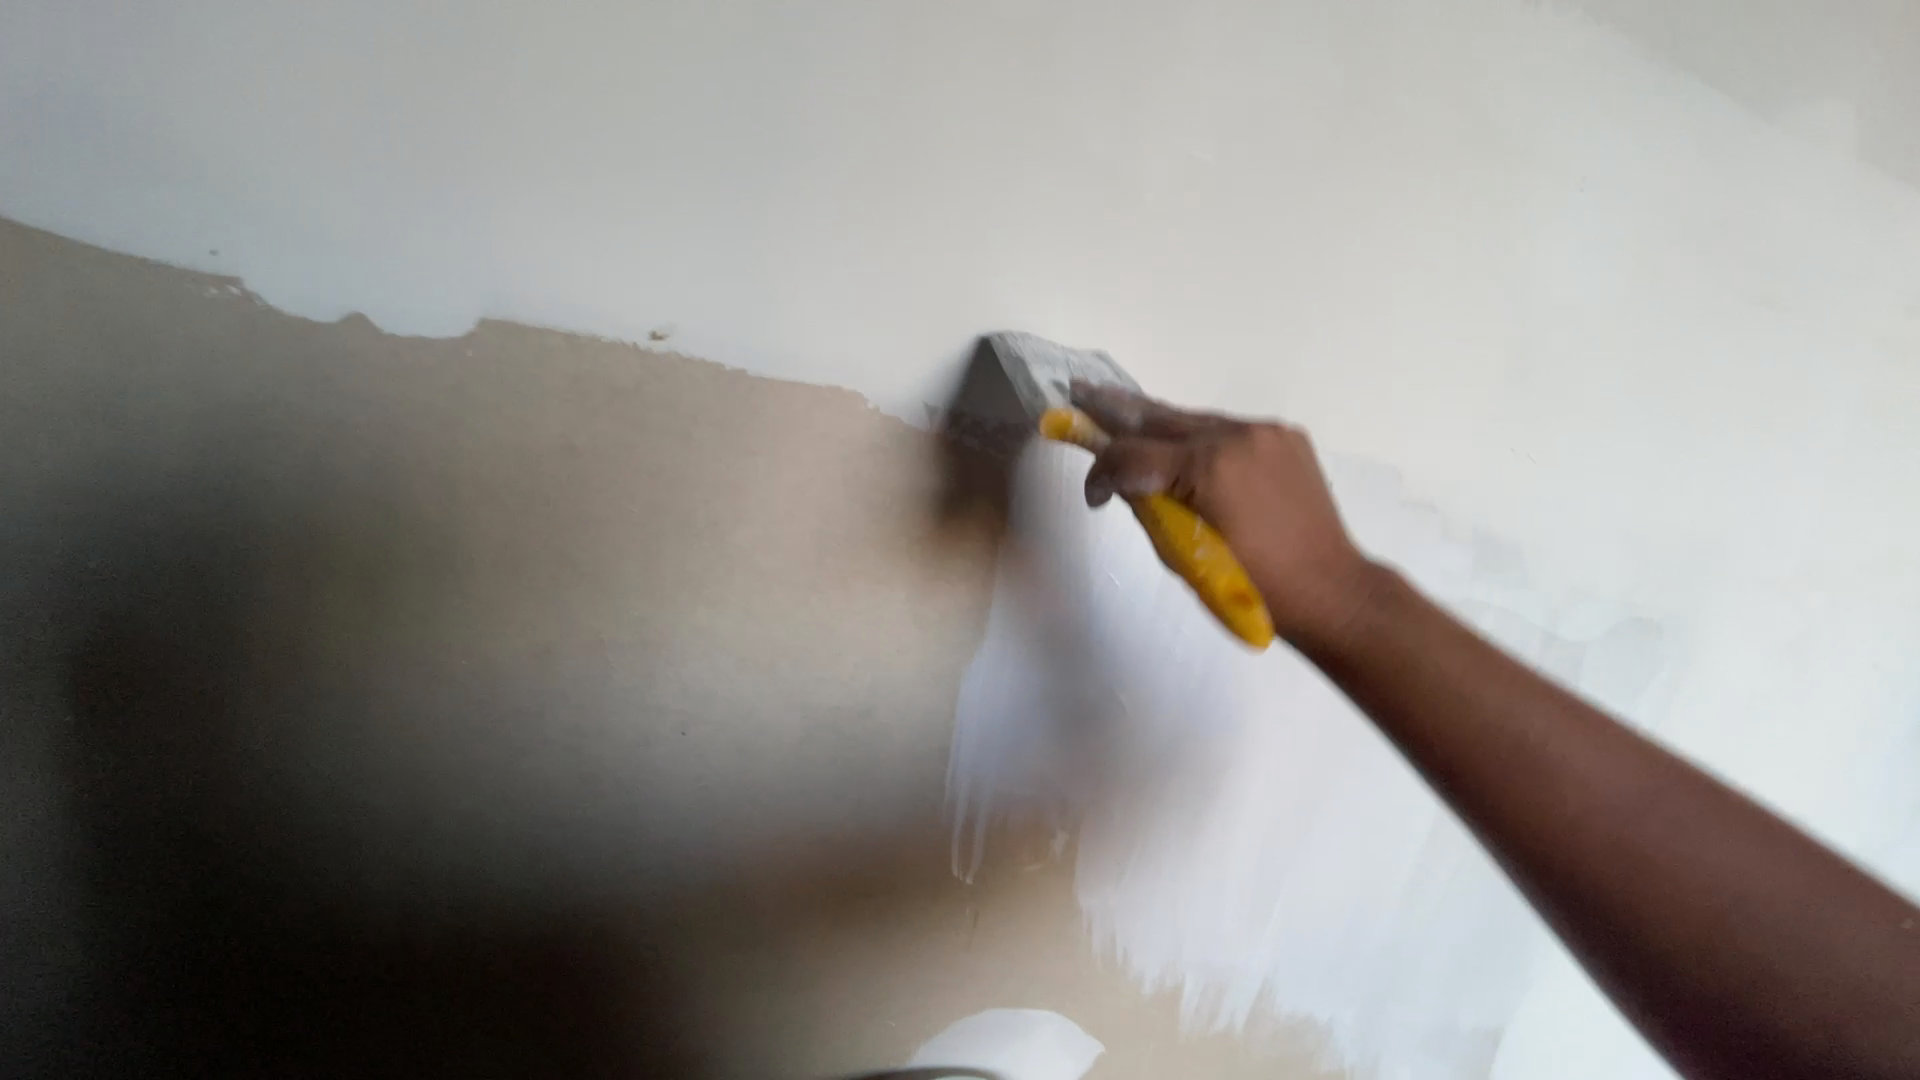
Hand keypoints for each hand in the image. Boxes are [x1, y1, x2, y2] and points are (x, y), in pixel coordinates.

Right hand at [1071, 382, 1377, 646]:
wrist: (1329, 586)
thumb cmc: (1251, 585)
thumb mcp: (1182, 553)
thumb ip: (1148, 507)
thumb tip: (1124, 481)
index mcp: (1207, 469)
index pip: (1132, 455)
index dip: (1101, 470)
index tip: (1092, 496)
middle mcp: (1236, 436)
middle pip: (1159, 419)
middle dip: (1113, 409)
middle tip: (1077, 391)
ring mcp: (1264, 432)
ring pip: (1192, 420)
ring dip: (1155, 422)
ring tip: (1118, 407)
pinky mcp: (1283, 436)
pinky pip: (1226, 430)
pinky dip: (1197, 437)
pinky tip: (1179, 443)